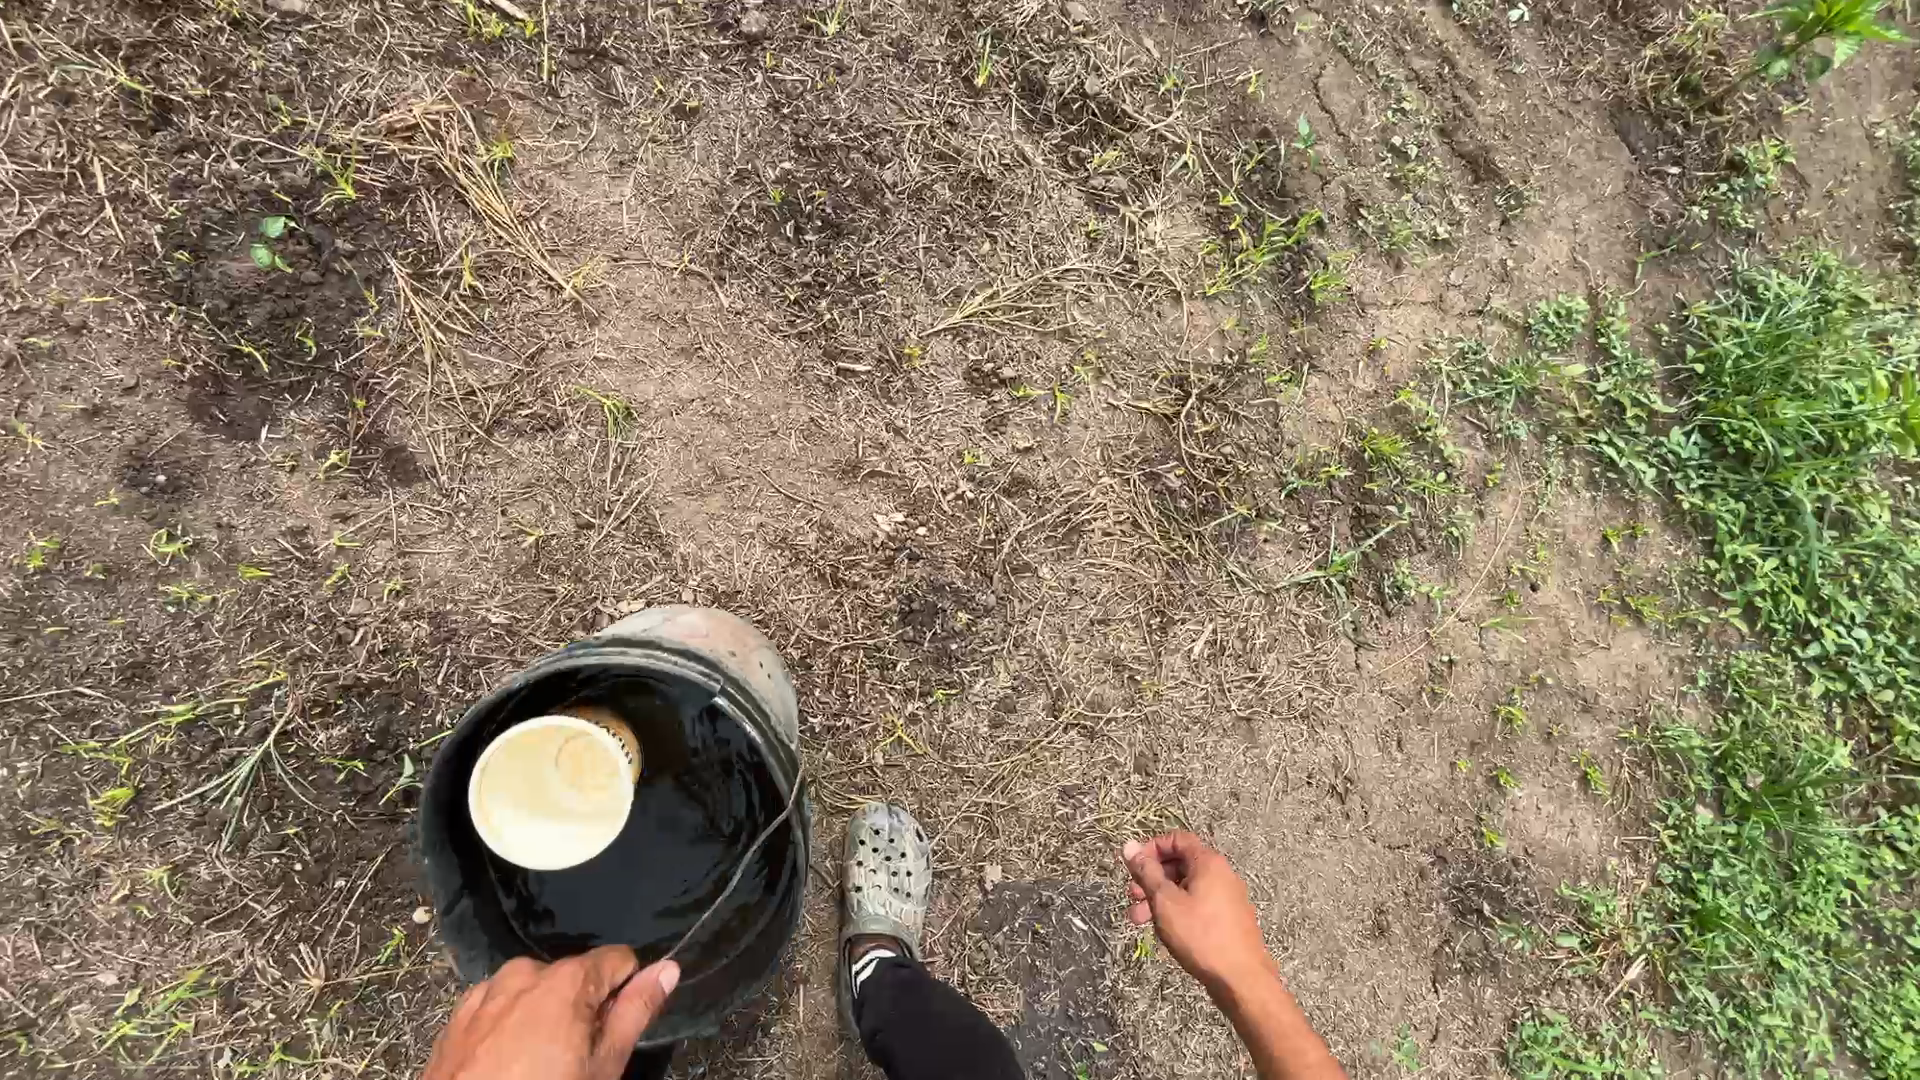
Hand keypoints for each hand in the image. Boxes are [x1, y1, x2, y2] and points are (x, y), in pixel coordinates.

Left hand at [421, 947, 678, 1079]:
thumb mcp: (602, 1069)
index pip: (619, 960)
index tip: (612, 1032)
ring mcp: (485, 994)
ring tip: (536, 1065)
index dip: (625, 993)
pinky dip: (507, 1024)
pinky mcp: (454, 1021)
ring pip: (535, 989)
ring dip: (544, 1014)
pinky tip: (502, 1065)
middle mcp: (526, 973)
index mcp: (567, 979)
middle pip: (576, 976)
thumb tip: (668, 967)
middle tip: (574, 1058)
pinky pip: (497, 1005)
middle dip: (582, 1007)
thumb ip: (636, 1012)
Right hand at [1122, 832, 1275, 994]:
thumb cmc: (1201, 936)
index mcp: (1208, 862)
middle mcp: (1222, 874)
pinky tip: (1165, 931)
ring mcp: (1228, 898)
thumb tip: (1129, 846)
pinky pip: (1198, 904)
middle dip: (1152, 878)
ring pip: (1186, 888)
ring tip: (1139, 920)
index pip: (1176, 839)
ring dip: (1160, 898)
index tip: (1134, 867)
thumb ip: (1146, 872)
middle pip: (1180, 864)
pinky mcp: (1230, 920)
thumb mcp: (1165, 901)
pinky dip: (1178, 910)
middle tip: (1132, 896)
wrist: (1243, 981)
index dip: (1151, 848)